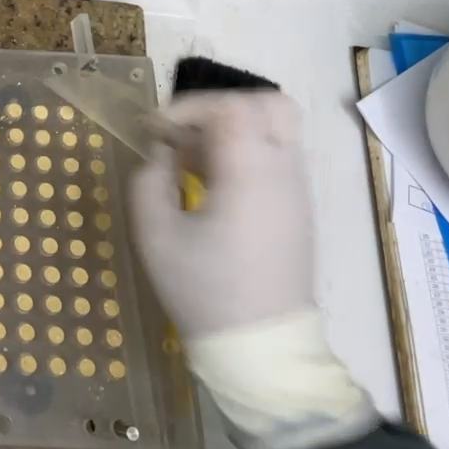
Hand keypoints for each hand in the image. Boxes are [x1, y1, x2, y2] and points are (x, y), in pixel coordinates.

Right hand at [129, 91, 314, 338]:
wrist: (259, 344)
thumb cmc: (202, 288)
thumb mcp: (155, 233)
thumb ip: (150, 179)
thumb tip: (162, 154)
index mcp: (250, 174)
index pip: (230, 107)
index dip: (187, 107)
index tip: (154, 130)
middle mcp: (284, 172)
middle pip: (269, 104)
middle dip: (219, 106)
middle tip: (183, 132)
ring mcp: (297, 191)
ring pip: (276, 129)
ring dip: (232, 130)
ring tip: (191, 161)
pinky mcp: (298, 209)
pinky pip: (277, 157)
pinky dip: (244, 152)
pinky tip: (211, 183)